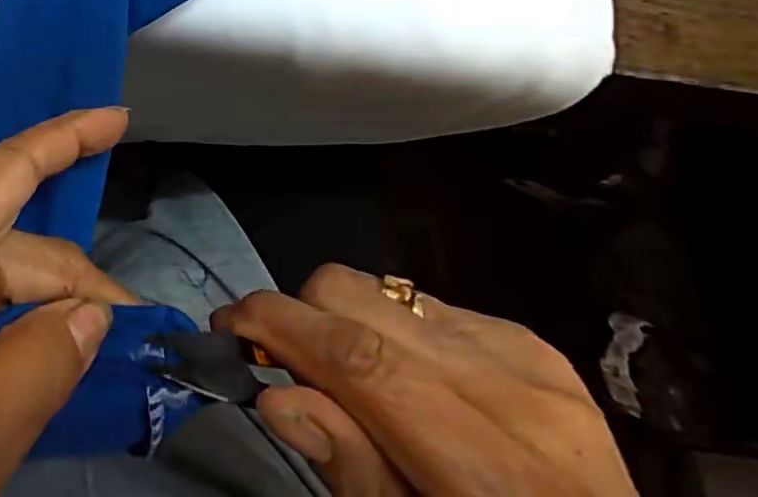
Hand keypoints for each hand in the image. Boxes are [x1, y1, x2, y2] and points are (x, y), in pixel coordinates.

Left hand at [0, 108, 136, 496]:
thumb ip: (41, 366)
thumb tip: (93, 313)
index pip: (10, 169)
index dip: (70, 138)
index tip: (120, 117)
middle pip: (23, 248)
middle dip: (82, 286)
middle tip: (143, 340)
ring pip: (6, 285)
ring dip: (54, 317)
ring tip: (111, 360)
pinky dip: (22, 334)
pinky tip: (54, 368)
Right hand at [214, 265, 636, 496]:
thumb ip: (354, 470)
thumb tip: (276, 395)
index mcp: (492, 464)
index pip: (360, 357)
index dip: (281, 326)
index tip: (226, 326)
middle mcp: (511, 383)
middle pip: (359, 295)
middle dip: (301, 316)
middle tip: (282, 363)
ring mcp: (526, 351)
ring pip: (384, 287)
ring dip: (342, 319)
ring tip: (344, 373)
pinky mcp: (530, 338)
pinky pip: (424, 302)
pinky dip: (390, 327)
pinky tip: (404, 375)